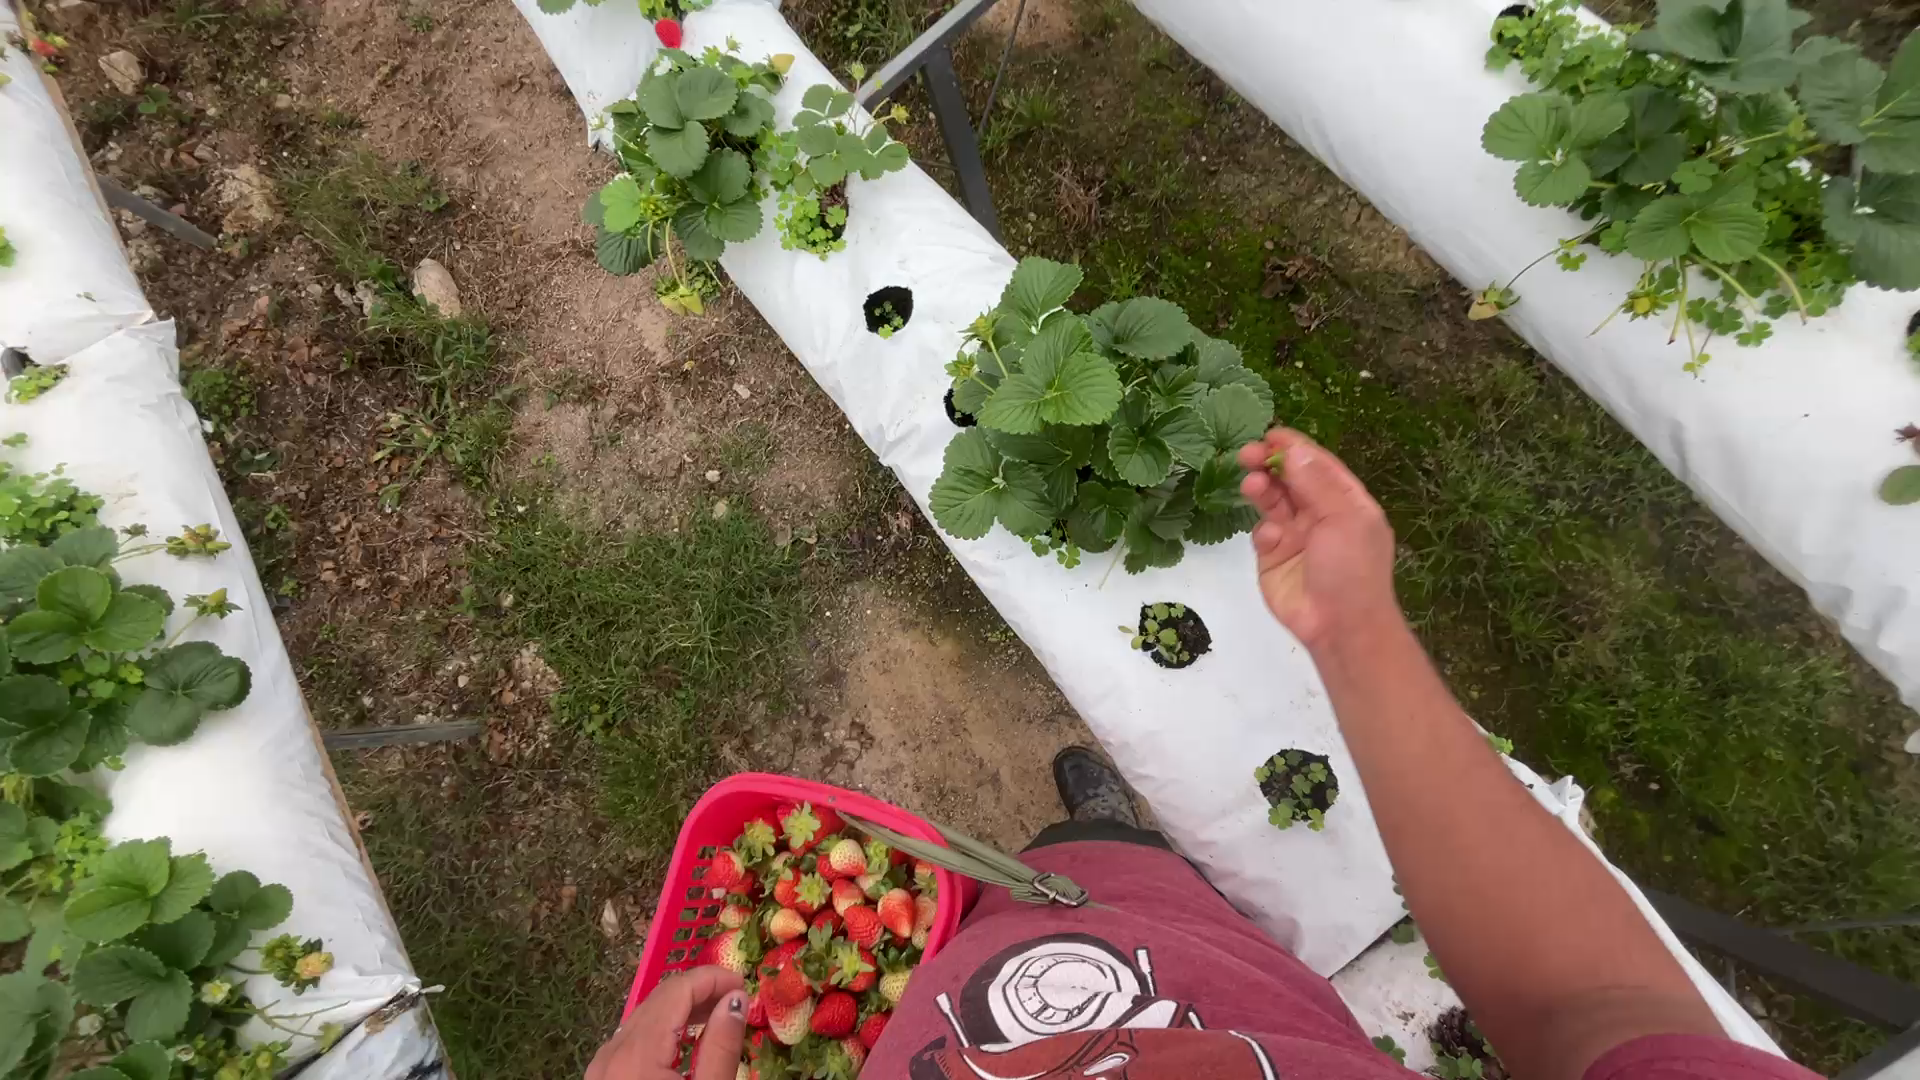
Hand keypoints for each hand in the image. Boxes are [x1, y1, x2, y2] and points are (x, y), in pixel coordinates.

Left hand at [586, 967, 746, 1079]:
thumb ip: (721, 1047)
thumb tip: (737, 998)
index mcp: (638, 1051)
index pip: (679, 988)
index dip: (714, 978)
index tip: (744, 985)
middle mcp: (613, 1051)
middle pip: (661, 997)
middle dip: (701, 990)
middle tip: (736, 999)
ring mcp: (600, 1067)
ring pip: (647, 1016)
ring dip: (683, 1008)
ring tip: (716, 1017)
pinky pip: (633, 1037)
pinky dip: (663, 1028)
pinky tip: (683, 1041)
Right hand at [1237, 429, 1400, 651]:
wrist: (1339, 625)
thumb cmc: (1352, 569)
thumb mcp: (1342, 518)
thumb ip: (1316, 483)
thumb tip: (1292, 451)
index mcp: (1345, 502)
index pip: (1317, 465)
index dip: (1294, 448)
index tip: (1269, 434)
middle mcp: (1319, 514)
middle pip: (1289, 479)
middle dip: (1269, 464)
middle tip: (1246, 453)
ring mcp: (1295, 535)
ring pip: (1272, 502)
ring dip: (1261, 489)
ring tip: (1250, 483)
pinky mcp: (1273, 556)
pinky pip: (1261, 533)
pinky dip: (1262, 531)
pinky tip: (1269, 538)